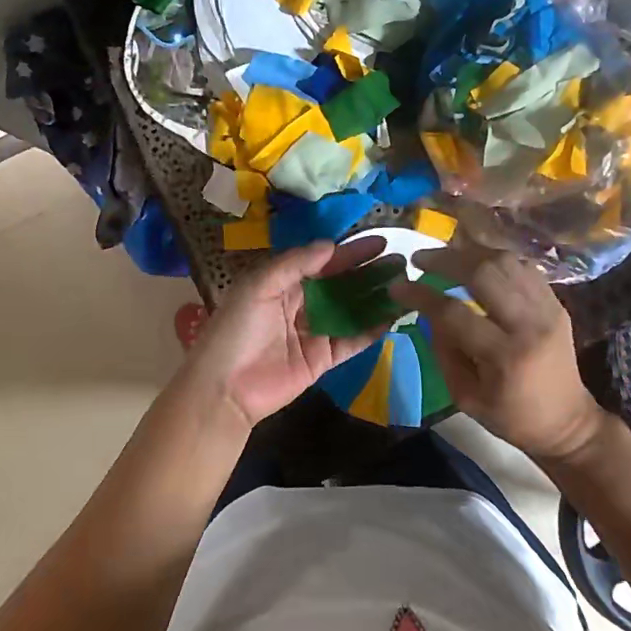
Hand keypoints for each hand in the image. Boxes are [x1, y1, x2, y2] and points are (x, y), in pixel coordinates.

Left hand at [179, 238, 391, 429]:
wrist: (225, 387)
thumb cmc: (235, 330)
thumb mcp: (257, 287)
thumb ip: (293, 265)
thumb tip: (329, 245)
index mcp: (280, 284)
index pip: (320, 263)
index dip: (348, 253)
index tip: (379, 243)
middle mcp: (298, 305)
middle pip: (339, 285)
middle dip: (368, 273)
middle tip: (401, 263)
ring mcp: (312, 333)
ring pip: (349, 311)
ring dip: (374, 299)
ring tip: (405, 285)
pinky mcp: (321, 360)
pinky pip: (351, 341)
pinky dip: (371, 330)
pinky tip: (394, 317)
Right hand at [391, 239, 606, 462]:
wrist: (567, 421)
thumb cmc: (510, 416)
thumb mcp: (464, 396)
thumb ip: (443, 351)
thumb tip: (427, 312)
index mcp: (504, 355)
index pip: (454, 311)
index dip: (420, 295)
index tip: (396, 287)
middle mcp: (530, 324)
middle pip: (484, 272)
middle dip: (445, 260)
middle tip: (419, 259)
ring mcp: (548, 309)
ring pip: (506, 261)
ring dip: (469, 253)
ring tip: (444, 256)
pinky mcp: (556, 303)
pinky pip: (523, 267)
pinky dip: (494, 259)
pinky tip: (474, 263)